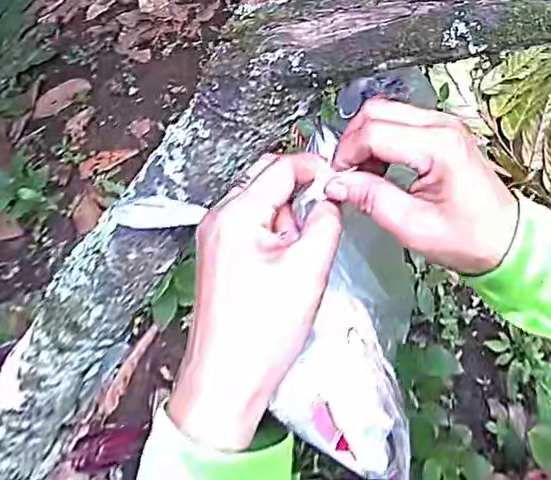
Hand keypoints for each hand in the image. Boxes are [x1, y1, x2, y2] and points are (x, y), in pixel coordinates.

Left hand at [169, 154, 342, 451]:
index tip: (335, 178)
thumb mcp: (308, 271)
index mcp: (237, 214)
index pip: (280, 167)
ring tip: (295, 257)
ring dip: (285, 216)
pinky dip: (272, 232)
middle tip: (320, 218)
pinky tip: (281, 266)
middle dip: (297, 191)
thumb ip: (325, 224)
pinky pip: (250, 224)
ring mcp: (215, 235)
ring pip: (259, 201)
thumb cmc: (259, 335)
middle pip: (265, 177)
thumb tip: (328, 201)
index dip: (312, 168)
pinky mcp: (217, 253)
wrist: (224, 383)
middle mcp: (219, 217)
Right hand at [324, 99, 519, 274]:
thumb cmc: (471, 239)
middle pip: (376, 111)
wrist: (509, 242)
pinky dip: (380, 137)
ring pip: (384, 110)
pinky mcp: (441, 129)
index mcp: (438, 146)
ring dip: (365, 137)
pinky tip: (380, 165)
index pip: (373, 133)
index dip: (348, 154)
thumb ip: (371, 199)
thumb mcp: (414, 227)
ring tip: (364, 172)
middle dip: (353, 140)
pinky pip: (398, 119)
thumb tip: (337, 183)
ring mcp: (443, 123)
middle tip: (346, 172)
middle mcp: (442, 125)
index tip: (338, 177)